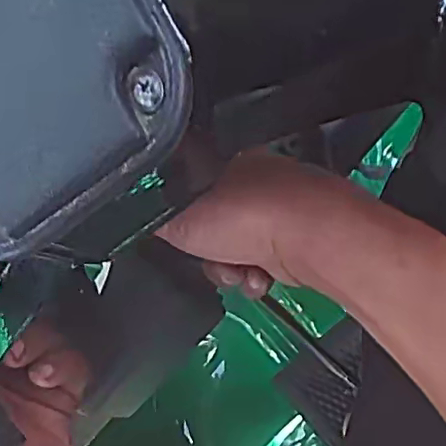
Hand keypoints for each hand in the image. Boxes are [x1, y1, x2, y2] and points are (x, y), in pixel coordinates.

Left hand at [0, 323, 89, 445]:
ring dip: (41, 341)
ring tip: (24, 359)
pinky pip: (73, 367)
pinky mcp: (61, 397)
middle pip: (17, 323)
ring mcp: (32, 381)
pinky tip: (46, 376)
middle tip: (6, 340)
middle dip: (15, 322)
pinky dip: (65, 365)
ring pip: (48, 338)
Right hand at [157, 151, 369, 297]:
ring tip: (243, 273)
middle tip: (219, 261)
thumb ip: (157, 220)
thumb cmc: (247, 214)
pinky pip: (268, 267)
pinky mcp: (301, 241)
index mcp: (229, 165)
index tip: (190, 245)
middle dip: (215, 258)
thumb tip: (139, 220)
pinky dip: (260, 279)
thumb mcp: (178, 217)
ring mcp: (283, 214)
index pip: (196, 200)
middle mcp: (259, 185)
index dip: (189, 231)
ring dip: (236, 273)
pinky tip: (262, 280)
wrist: (305, 236)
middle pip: (221, 234)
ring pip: (244, 254)